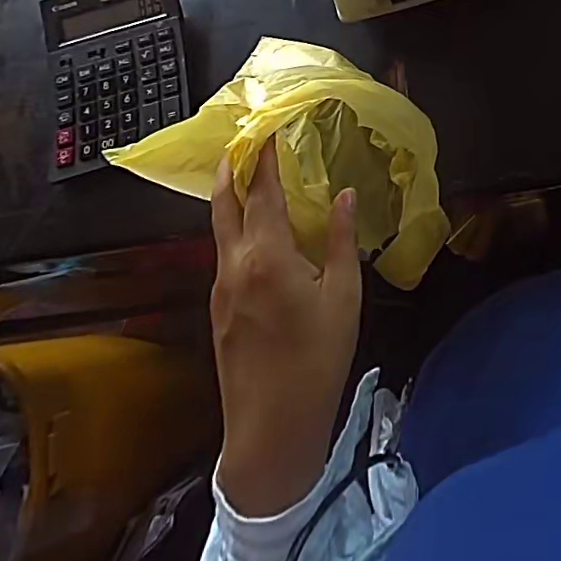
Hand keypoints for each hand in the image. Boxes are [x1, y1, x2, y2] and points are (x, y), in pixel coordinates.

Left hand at [210, 144, 360, 515]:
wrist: (270, 429)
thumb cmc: (317, 361)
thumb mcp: (343, 299)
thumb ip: (341, 241)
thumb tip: (344, 196)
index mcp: (267, 255)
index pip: (262, 191)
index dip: (265, 158)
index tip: (268, 132)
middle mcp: (234, 263)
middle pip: (224, 201)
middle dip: (231, 167)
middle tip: (242, 143)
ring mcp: (219, 285)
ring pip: (219, 226)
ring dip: (230, 196)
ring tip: (246, 178)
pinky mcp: (216, 307)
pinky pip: (223, 252)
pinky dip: (234, 228)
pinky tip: (255, 234)